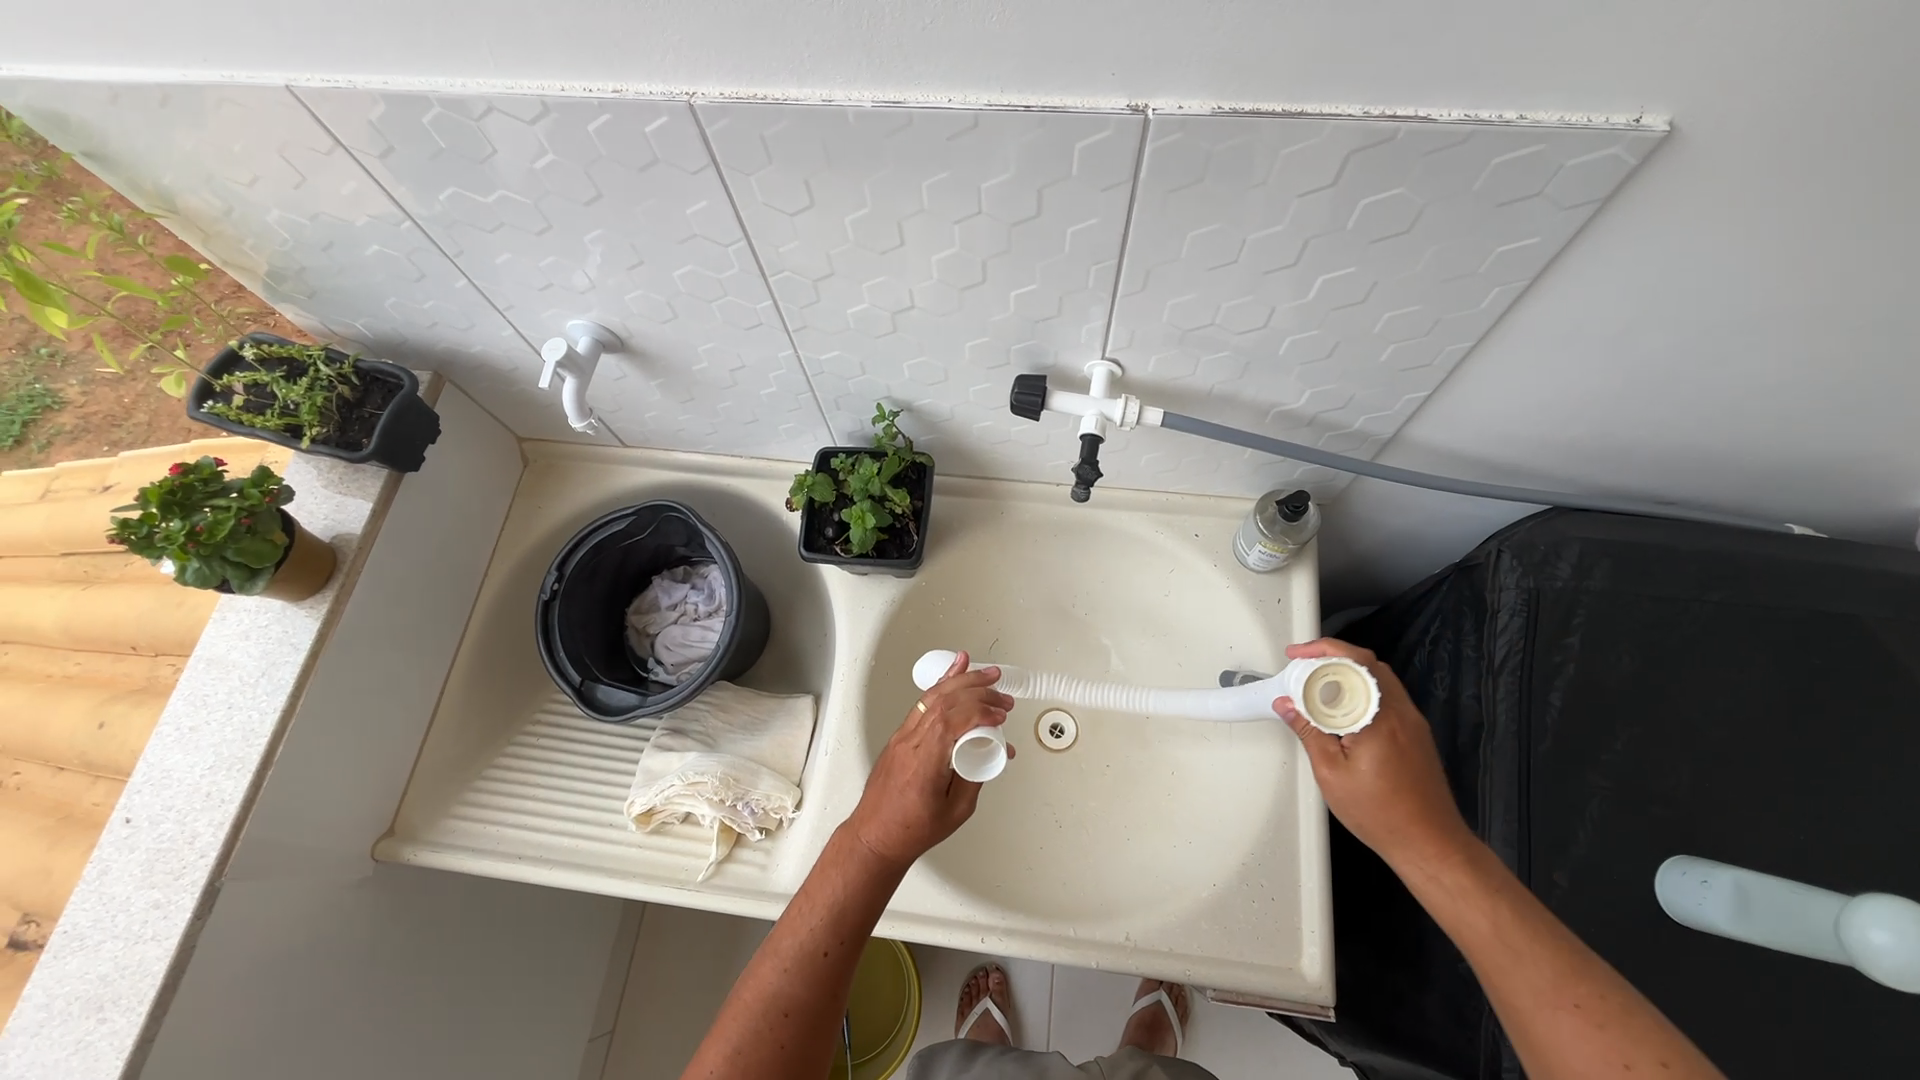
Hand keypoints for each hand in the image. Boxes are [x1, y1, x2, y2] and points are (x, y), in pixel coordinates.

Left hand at [846, 651, 1015, 868]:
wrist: (876, 835)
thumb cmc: (909, 829)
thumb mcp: (957, 810)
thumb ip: (974, 776)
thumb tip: (989, 752)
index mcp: (924, 762)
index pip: (953, 720)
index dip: (981, 711)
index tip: (1000, 716)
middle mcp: (910, 743)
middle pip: (945, 702)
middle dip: (978, 691)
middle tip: (1002, 695)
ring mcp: (902, 737)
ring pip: (932, 697)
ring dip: (962, 681)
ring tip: (985, 673)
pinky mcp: (900, 737)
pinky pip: (922, 704)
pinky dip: (941, 686)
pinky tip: (953, 674)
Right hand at [1274, 638, 1472, 870]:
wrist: (1430, 843)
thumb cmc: (1379, 813)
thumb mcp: (1331, 773)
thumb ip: (1308, 732)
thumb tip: (1286, 704)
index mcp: (1379, 717)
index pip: (1352, 663)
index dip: (1320, 650)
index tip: (1294, 654)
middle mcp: (1401, 712)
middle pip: (1369, 664)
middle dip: (1333, 655)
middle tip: (1302, 662)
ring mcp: (1413, 722)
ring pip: (1380, 679)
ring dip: (1348, 672)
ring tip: (1317, 681)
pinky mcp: (1417, 734)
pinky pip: (1387, 697)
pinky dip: (1361, 690)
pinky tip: (1341, 706)